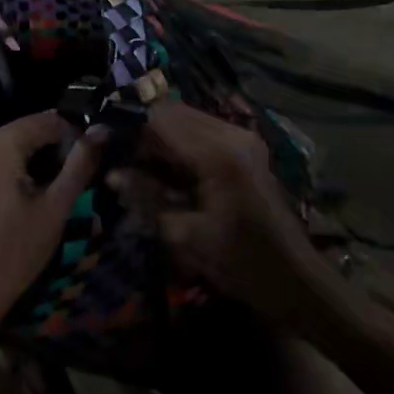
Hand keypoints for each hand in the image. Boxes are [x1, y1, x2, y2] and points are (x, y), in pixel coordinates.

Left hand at [0, 112, 107, 344]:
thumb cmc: (17, 248)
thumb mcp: (57, 205)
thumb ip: (81, 163)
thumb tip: (104, 129)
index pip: (50, 120)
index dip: (78, 134)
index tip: (100, 156)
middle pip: (33, 129)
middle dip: (62, 146)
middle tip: (87, 174)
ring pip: (22, 142)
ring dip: (47, 157)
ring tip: (68, 184)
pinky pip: (7, 155)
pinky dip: (28, 165)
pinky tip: (44, 189)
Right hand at [109, 102, 311, 312]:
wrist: (295, 280)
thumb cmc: (241, 263)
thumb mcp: (184, 234)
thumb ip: (147, 197)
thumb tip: (113, 174)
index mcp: (217, 154)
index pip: (160, 119)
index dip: (125, 123)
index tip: (97, 136)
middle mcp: (233, 135)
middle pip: (173, 113)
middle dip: (140, 127)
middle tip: (111, 149)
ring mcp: (243, 140)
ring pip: (187, 120)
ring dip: (158, 134)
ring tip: (132, 159)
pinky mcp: (246, 151)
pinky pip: (202, 133)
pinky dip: (177, 143)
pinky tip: (161, 165)